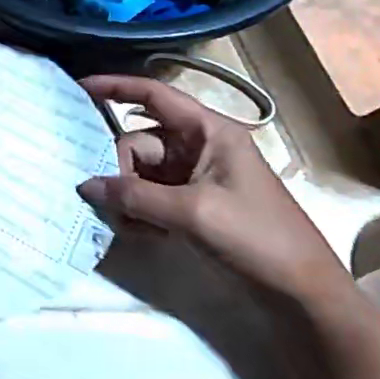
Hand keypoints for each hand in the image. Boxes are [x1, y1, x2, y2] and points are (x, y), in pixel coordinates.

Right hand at [78, 75, 345, 298]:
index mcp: (209, 131)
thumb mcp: (193, 213)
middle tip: (108, 201)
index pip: (156, 95)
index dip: (117, 87)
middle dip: (119, 167)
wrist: (300, 291)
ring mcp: (196, 177)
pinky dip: (140, 211)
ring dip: (129, 195)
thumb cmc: (256, 237)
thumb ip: (136, 196)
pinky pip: (153, 197)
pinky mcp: (193, 205)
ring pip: (143, 173)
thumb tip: (86, 185)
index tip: (79, 88)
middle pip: (141, 142)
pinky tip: (139, 234)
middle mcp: (200, 147)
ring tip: (125, 225)